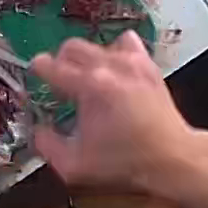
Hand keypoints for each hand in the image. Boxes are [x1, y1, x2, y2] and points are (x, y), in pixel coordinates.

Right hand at [30, 32, 207, 196]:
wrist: (172, 158)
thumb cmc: (124, 162)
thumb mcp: (75, 165)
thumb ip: (47, 145)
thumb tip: (37, 129)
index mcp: (89, 86)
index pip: (51, 65)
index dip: (38, 70)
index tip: (36, 76)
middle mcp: (109, 66)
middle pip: (71, 47)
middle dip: (60, 62)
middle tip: (61, 84)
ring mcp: (132, 61)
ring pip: (96, 44)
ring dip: (86, 59)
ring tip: (88, 80)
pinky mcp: (148, 64)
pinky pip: (125, 42)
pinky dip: (115, 51)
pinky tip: (114, 70)